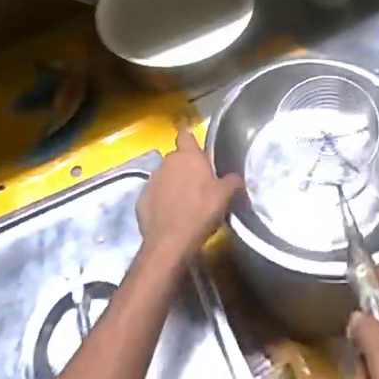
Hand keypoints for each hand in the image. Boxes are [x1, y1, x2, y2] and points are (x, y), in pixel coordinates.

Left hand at [136, 129, 241, 264]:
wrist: (169, 242)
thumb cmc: (200, 212)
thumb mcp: (225, 196)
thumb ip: (233, 181)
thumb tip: (237, 178)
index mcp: (187, 156)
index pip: (185, 135)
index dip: (191, 141)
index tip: (198, 152)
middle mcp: (167, 162)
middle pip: (176, 158)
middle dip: (185, 167)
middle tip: (198, 185)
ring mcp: (151, 180)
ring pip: (164, 176)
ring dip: (172, 183)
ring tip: (183, 203)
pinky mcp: (141, 199)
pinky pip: (154, 194)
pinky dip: (160, 201)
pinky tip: (169, 215)